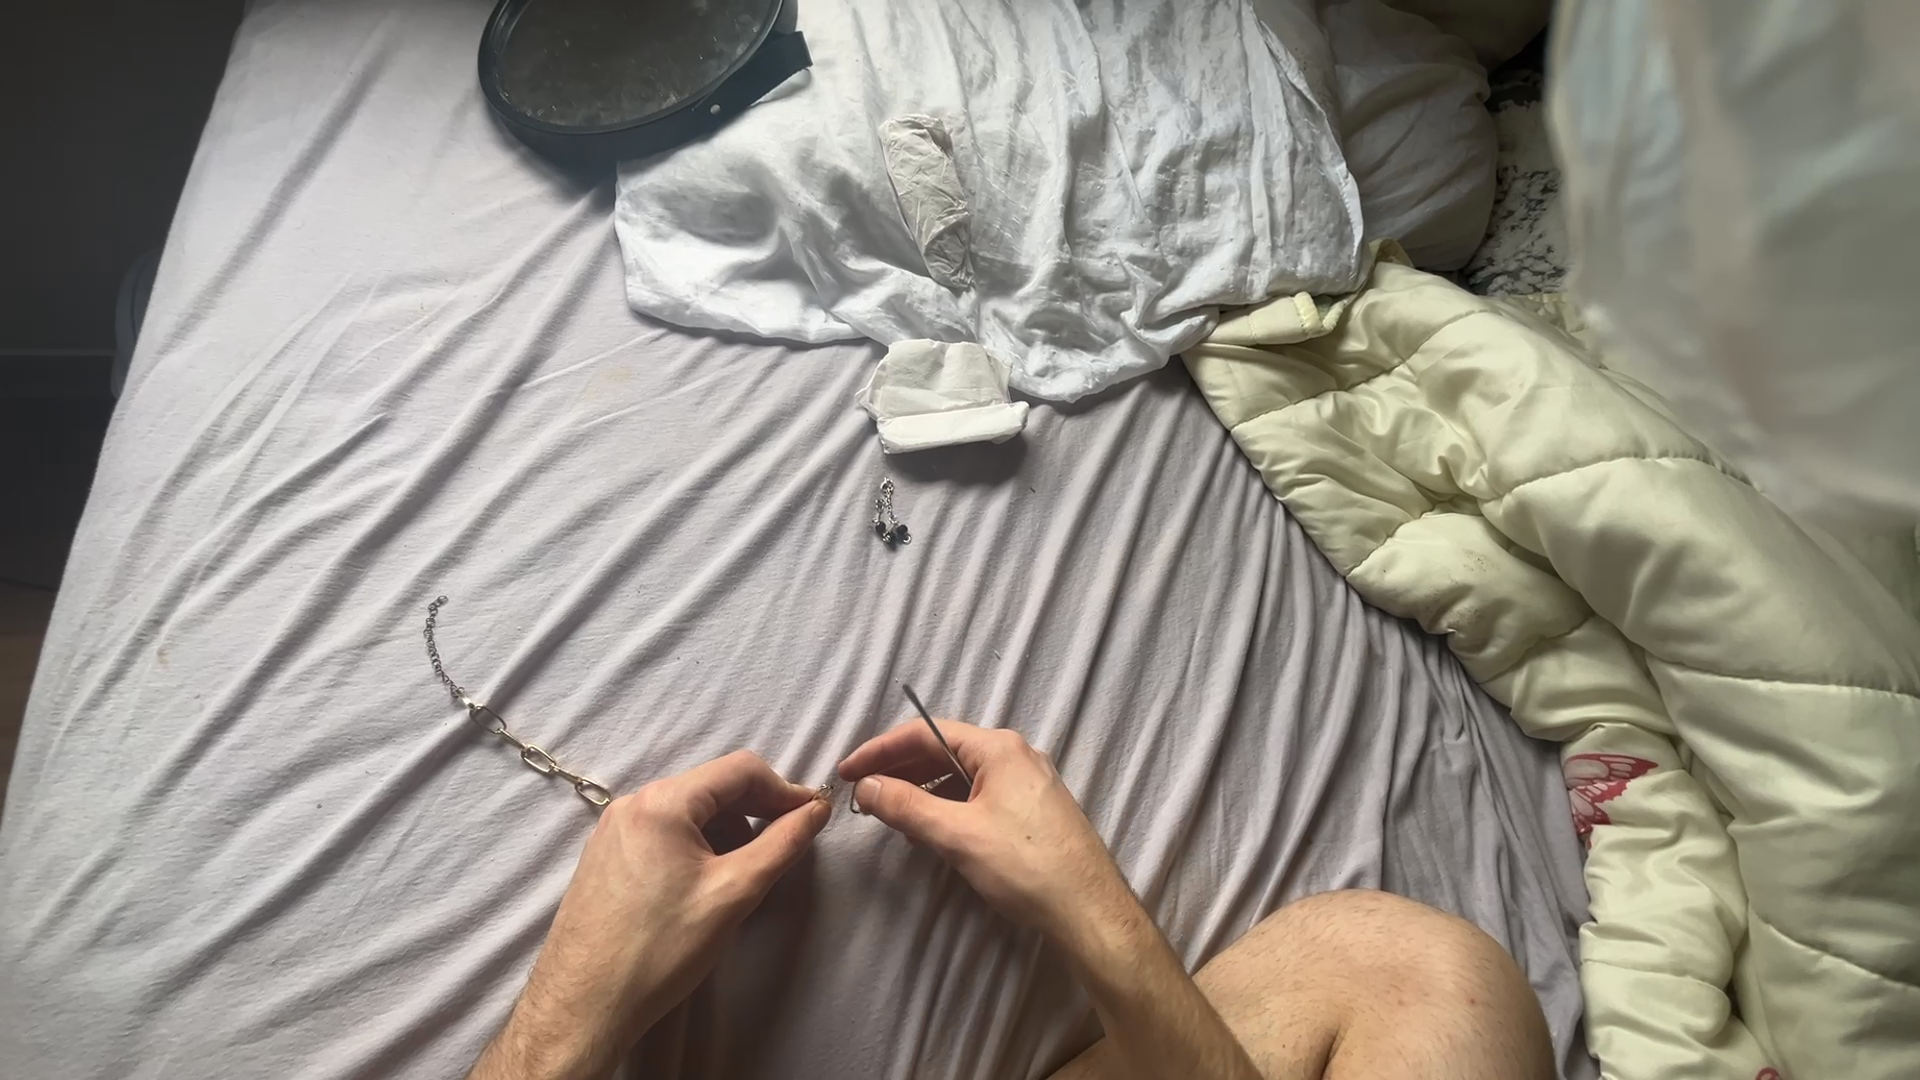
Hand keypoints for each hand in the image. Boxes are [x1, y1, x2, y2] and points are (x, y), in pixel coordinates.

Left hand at [470, 750, 830, 1079]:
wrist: (578, 1014)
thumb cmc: (660, 950)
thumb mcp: (735, 893)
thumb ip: (784, 843)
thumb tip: (817, 809)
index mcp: (663, 801)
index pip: (740, 769)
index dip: (783, 788)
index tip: (810, 815)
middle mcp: (633, 802)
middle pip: (714, 786)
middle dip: (756, 809)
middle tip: (786, 841)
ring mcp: (613, 828)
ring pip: (691, 808)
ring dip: (729, 828)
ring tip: (745, 869)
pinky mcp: (605, 854)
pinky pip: (666, 829)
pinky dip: (698, 842)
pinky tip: (707, 879)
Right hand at [843, 721, 1262, 1079]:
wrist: (1091, 910)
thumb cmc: (1024, 866)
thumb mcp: (958, 835)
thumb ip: (907, 806)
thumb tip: (866, 786)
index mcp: (997, 747)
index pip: (926, 732)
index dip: (881, 749)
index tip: (847, 770)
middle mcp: (1014, 752)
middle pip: (944, 747)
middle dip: (900, 765)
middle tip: (862, 789)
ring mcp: (1027, 777)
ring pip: (962, 770)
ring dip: (923, 783)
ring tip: (889, 805)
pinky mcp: (1033, 804)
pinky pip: (979, 788)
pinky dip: (948, 798)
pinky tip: (932, 820)